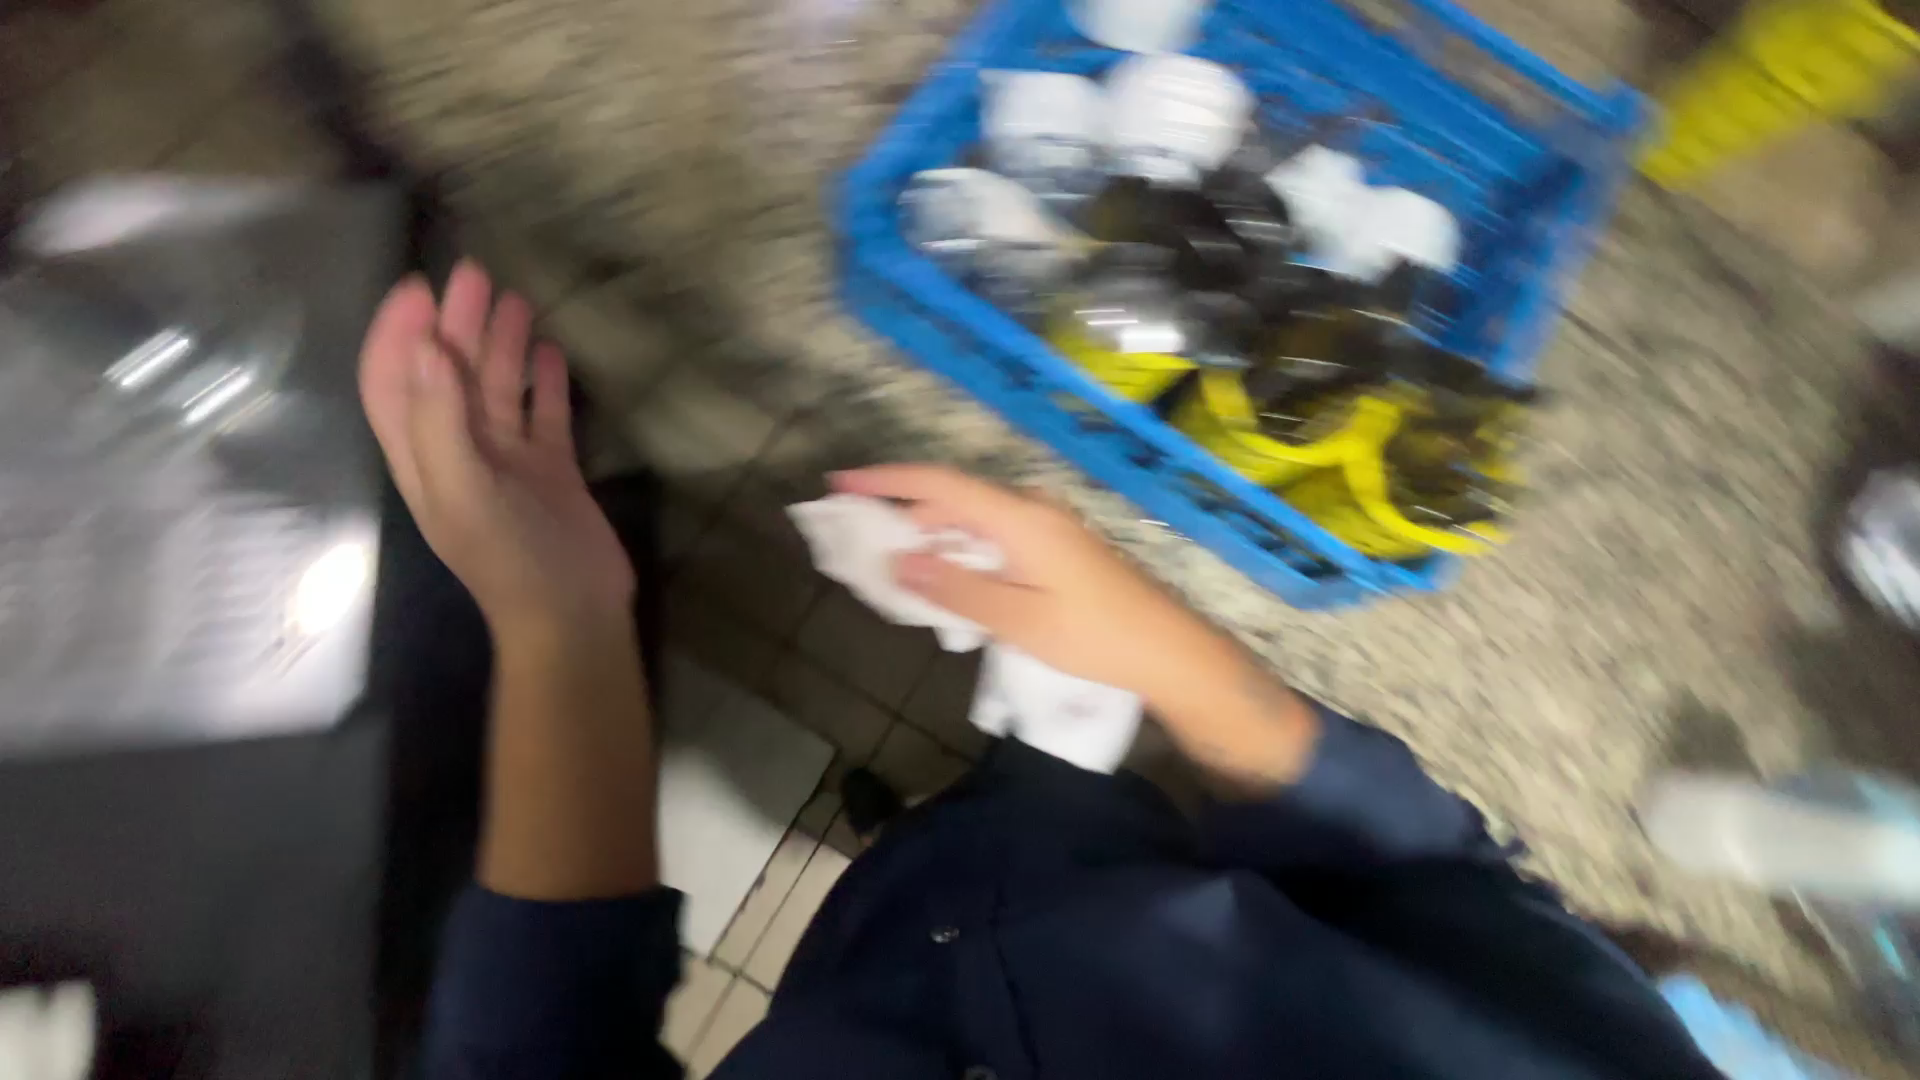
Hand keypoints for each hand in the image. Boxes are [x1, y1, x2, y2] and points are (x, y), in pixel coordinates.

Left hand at [359, 260, 633, 636]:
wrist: (573, 613)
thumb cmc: (512, 559)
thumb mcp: (464, 492)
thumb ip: (440, 421)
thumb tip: (426, 345)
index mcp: (424, 458)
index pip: (396, 382)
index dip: (399, 334)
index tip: (422, 288)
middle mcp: (462, 452)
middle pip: (451, 376)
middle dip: (457, 325)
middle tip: (478, 275)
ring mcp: (511, 461)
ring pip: (501, 390)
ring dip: (504, 345)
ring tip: (520, 300)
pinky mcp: (554, 471)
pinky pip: (547, 416)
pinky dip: (548, 384)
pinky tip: (554, 354)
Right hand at [830, 464, 1227, 706]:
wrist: (1169, 651)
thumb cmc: (1094, 637)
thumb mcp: (1017, 620)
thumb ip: (956, 589)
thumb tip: (898, 563)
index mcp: (1019, 518)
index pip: (940, 485)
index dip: (887, 480)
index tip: (841, 484)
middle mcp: (1032, 510)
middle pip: (955, 501)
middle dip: (906, 519)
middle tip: (867, 550)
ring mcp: (1048, 526)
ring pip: (975, 522)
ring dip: (936, 542)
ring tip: (903, 576)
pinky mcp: (1057, 547)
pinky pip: (996, 539)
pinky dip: (965, 555)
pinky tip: (953, 586)